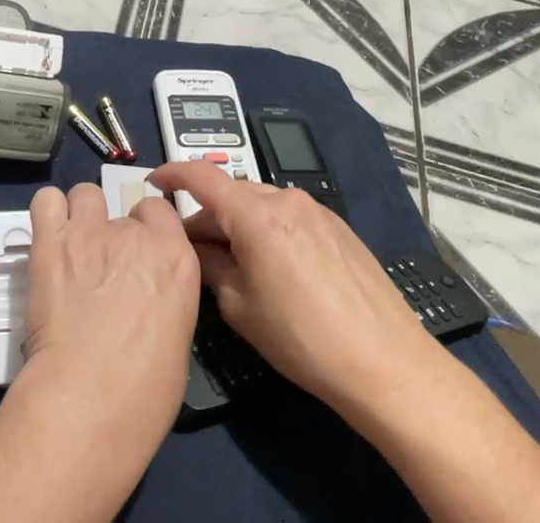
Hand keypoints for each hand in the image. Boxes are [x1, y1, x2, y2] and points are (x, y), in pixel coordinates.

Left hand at [0, 186, 200, 522]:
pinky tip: (48, 239)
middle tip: (98, 268)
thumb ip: (162, 297)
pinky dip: (48, 213)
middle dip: (111, 233)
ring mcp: (90, 231)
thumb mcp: (177, 335)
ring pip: (85, 194)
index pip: (160, 212)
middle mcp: (135, 235)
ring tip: (71, 247)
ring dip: (80, 215)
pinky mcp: (50, 240)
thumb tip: (144, 299)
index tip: (134, 255)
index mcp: (176, 258)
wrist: (91, 393)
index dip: (145, 229)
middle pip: (121, 209)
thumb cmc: (145, 388)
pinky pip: (46, 201)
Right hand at [148, 160, 444, 418]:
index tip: (153, 182)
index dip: (172, 174)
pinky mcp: (340, 231)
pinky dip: (267, 232)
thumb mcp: (239, 306)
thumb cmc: (303, 338)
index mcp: (257, 215)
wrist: (386, 364)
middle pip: (232, 195)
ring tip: (232, 265)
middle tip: (192, 252)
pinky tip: (272, 270)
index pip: (202, 177)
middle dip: (207, 217)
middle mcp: (288, 202)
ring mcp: (318, 214)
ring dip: (238, 226)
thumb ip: (210, 266)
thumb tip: (198, 250)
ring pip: (261, 207)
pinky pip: (289, 219)